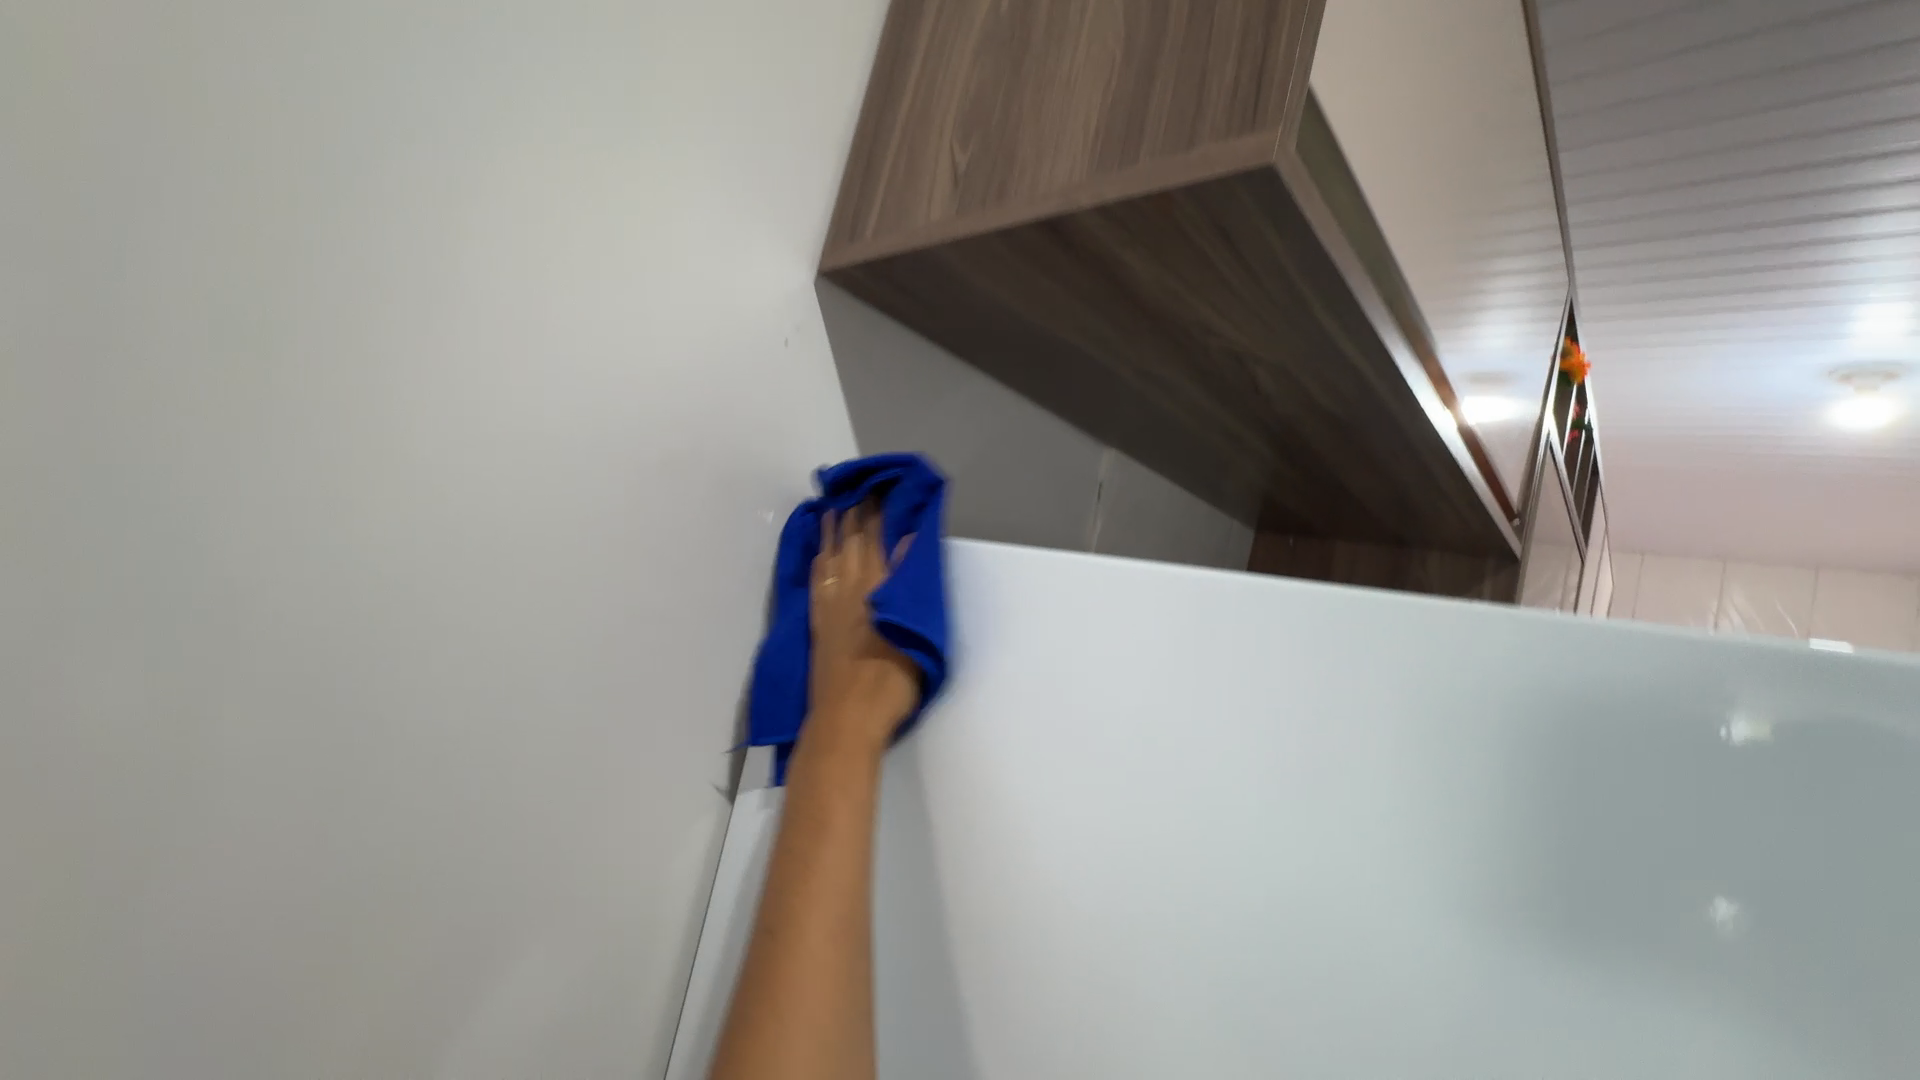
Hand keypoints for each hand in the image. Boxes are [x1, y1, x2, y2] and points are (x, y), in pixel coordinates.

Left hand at [806, 503, 917, 755]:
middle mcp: (847, 589)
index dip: (877, 512)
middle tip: (858, 489)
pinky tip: (819, 552)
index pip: (875, 538)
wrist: (845, 720)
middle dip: (854, 513)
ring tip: (834, 507)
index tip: (880, 488)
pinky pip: (815, 580)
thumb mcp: (912, 632)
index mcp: (874, 588)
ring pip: (828, 557)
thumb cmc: (890, 682)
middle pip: (849, 542)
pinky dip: (817, 559)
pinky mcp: (816, 624)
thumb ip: (906, 582)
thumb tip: (906, 541)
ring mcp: (828, 606)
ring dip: (832, 531)